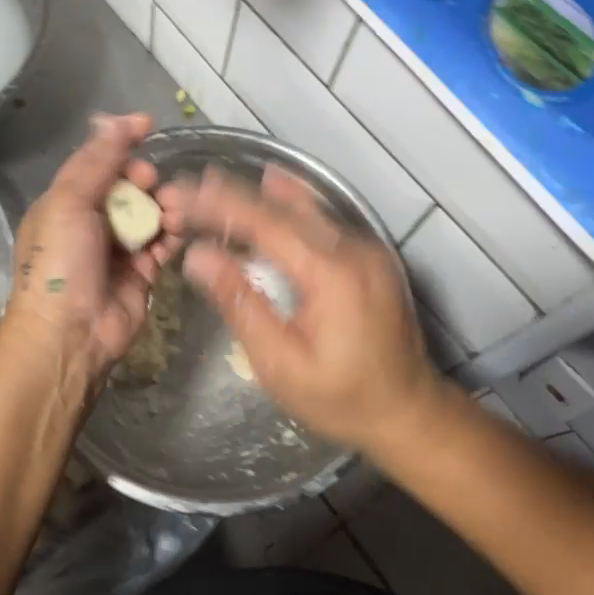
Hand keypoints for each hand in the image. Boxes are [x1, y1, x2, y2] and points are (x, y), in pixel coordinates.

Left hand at [3, 113, 179, 390]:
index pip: (98, 163)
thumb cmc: (60, 262)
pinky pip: (164, 244)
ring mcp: (118, 250)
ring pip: (150, 214)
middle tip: (152, 185)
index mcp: (66, 203)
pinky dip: (172, 234)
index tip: (148, 128)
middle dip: (146, 179)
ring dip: (165, 206)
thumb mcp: (69, 201)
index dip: (122, 145)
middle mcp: (92, 223)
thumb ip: (97, 160)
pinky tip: (177, 231)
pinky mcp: (142, 274)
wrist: (69, 333)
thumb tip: (121, 119)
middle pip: (129, 187)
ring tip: (173, 211)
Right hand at [159, 164, 452, 450]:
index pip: (266, 223)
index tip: (183, 194)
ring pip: (307, 208)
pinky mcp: (370, 258)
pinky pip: (324, 219)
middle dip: (233, 195)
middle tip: (190, 186)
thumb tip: (199, 256)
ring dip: (260, 195)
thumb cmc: (341, 398)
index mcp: (330, 273)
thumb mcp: (281, 363)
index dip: (220, 205)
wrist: (410, 412)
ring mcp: (367, 250)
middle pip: (284, 209)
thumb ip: (241, 304)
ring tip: (217, 182)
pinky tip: (273, 188)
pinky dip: (290, 205)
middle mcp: (353, 249)